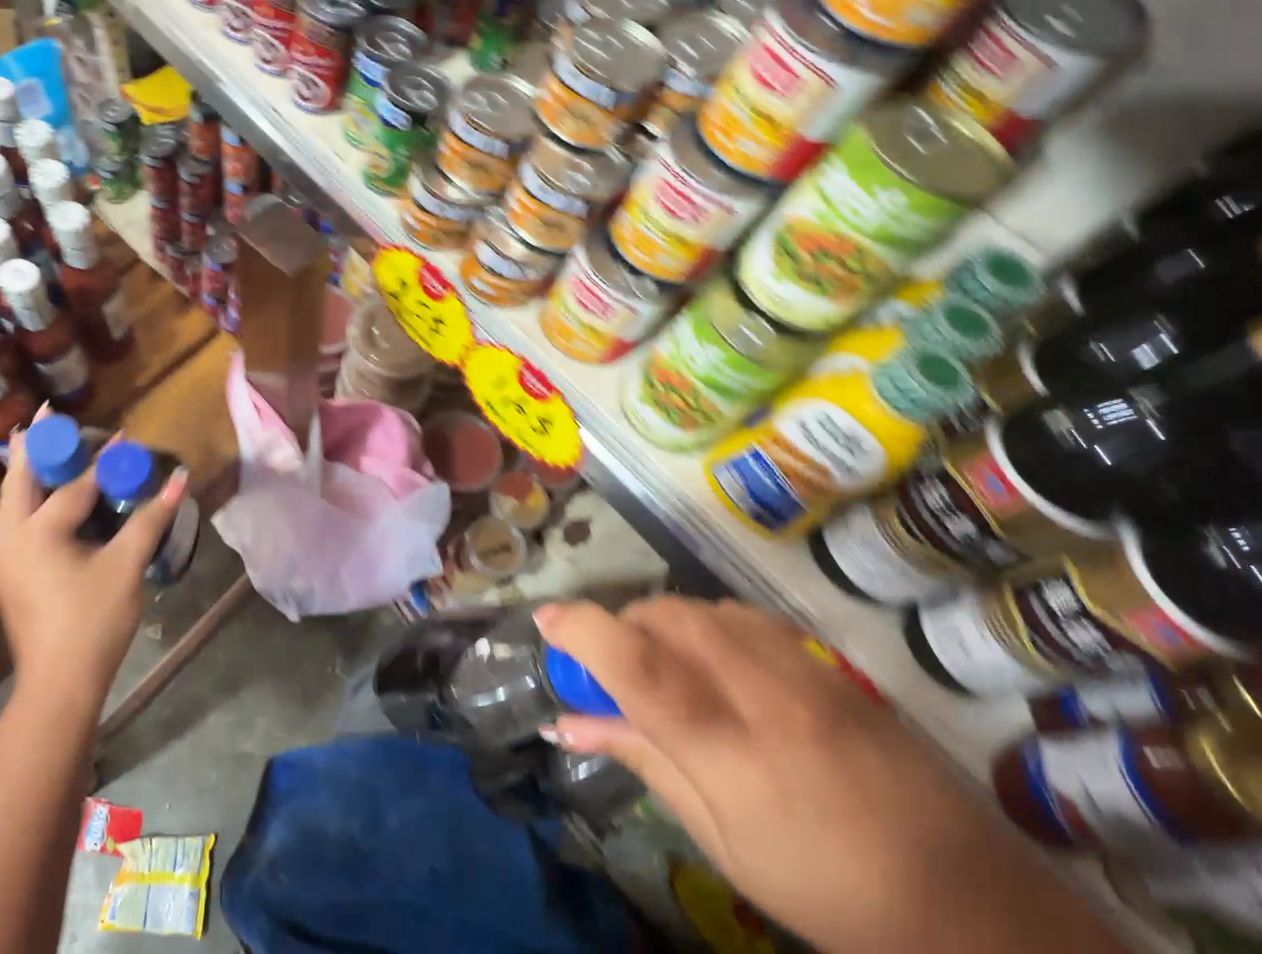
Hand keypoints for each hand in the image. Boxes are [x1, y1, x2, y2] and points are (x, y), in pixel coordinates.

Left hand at [0, 427, 188, 704]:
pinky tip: (50, 499)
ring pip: (12, 501)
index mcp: (37, 531)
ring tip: (46, 445)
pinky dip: (31, 500)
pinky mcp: (9, 575)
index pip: (74, 485)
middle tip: (48, 414)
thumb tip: (179, 479)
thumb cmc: (93, 622)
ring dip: (31, 472)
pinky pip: (16, 522)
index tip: (125, 437)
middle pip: (20, 478)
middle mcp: (10, 537)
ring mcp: (4, 558)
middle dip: (37, 445)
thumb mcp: (126, 567)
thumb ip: (149, 519)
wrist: (59, 684)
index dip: (104, 461)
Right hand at [534, 596, 1128, 953]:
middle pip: (670, 618)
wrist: (967, 902)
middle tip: (605, 663)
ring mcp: (811, 675)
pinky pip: (753, 620)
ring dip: (665, 620)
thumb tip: (568, 722)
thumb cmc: (823, 889)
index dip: (581, 631)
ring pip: (710, 609)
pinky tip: (714, 659)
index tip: (545, 621)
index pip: (638, 666)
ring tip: (658, 662)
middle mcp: (768, 696)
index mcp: (731, 752)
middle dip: (621, 623)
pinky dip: (712, 624)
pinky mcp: (840, 671)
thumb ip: (645, 762)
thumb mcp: (720, 839)